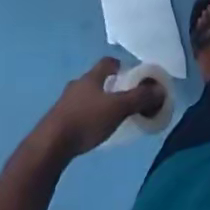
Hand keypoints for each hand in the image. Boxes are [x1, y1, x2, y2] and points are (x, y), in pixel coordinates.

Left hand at [34, 57, 165, 157]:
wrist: (49, 146)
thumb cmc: (86, 120)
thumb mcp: (118, 108)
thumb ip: (140, 98)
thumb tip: (160, 89)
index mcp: (91, 77)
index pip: (107, 62)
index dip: (119, 66)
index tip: (129, 75)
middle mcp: (76, 85)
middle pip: (95, 79)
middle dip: (108, 86)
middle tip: (121, 98)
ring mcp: (63, 103)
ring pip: (84, 97)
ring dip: (95, 103)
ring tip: (107, 117)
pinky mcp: (55, 122)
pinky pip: (75, 113)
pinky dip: (85, 118)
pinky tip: (90, 131)